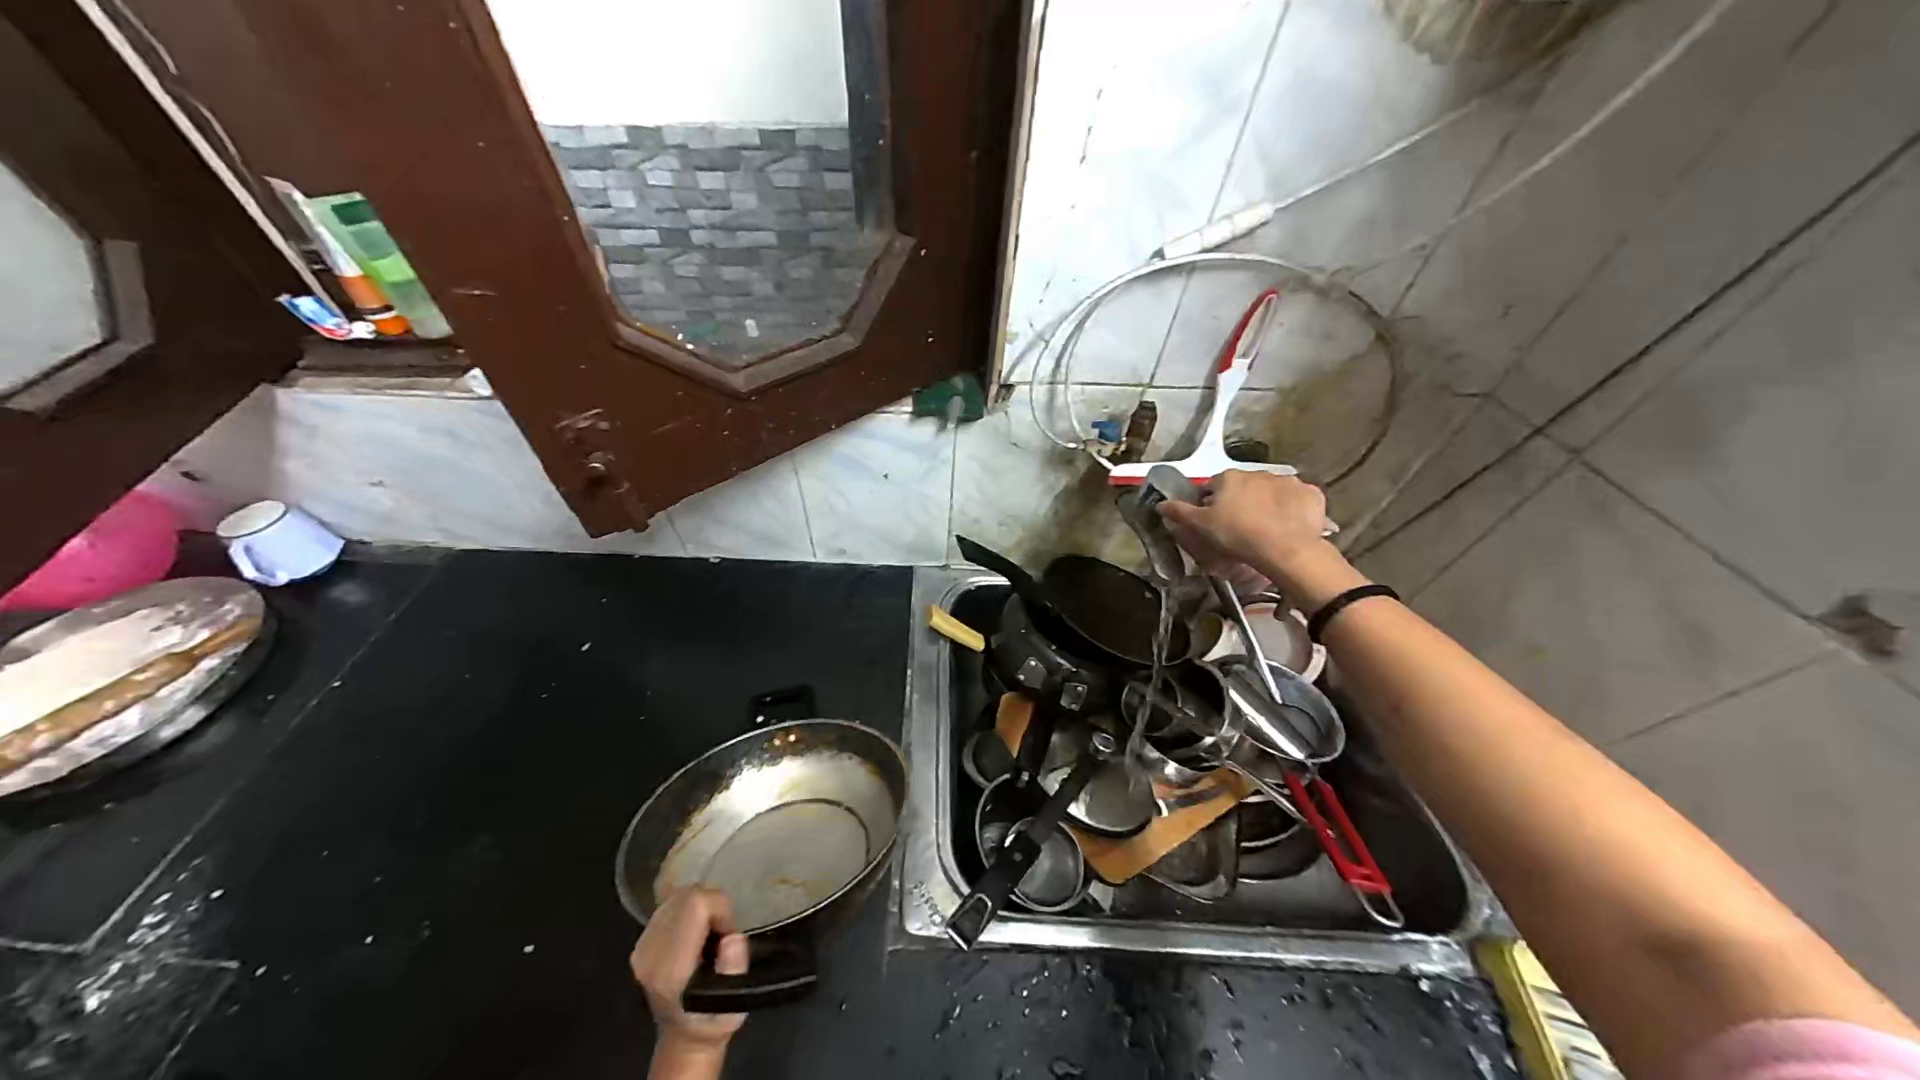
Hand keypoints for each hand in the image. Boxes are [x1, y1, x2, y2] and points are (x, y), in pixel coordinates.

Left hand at [632, 886, 748, 1053]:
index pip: (695, 904)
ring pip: (679, 894)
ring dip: (702, 905)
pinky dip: (690, 908)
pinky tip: (696, 931)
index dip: (722, 908)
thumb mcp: (733, 1007)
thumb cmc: (712, 1020)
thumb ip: (734, 971)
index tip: (728, 933)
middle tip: (721, 933)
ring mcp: (641, 945)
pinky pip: (671, 902)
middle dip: (714, 903)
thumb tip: (731, 938)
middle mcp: (649, 953)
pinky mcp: (641, 940)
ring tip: (710, 933)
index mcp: (671, 969)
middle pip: (687, 894)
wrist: (682, 1037)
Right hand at [1156, 471, 1365, 608]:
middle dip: (1240, 502)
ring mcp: (1288, 481)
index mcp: (1229, 477)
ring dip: (1267, 504)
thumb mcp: (1201, 527)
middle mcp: (1258, 473)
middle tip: (1239, 529)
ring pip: (1271, 492)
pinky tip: (1289, 527)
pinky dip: (1293, 510)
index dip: (1211, 504)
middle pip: (1243, 487)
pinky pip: (1298, 500)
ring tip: (1265, 530)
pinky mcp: (1311, 494)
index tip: (1214, 522)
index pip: (1213, 487)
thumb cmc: (1238, 535)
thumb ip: (1179, 512)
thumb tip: (1160, 503)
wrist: (1286, 549)